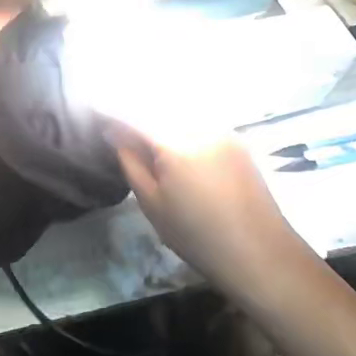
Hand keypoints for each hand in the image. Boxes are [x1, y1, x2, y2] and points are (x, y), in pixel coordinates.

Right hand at [108, 123, 310, 293]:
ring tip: (143, 128)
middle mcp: (200, 125)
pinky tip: (172, 132)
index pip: (134, 114)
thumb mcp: (153, 204)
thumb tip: (114, 133)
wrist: (259, 252)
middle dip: (135, 106)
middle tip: (118, 122)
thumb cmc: (197, 236)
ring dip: (159, 110)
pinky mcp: (236, 137)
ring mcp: (222, 128)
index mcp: (175, 142)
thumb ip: (131, 162)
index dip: (112, 112)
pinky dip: (181, 117)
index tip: (96, 113)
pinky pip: (200, 116)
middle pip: (159, 103)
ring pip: (181, 107)